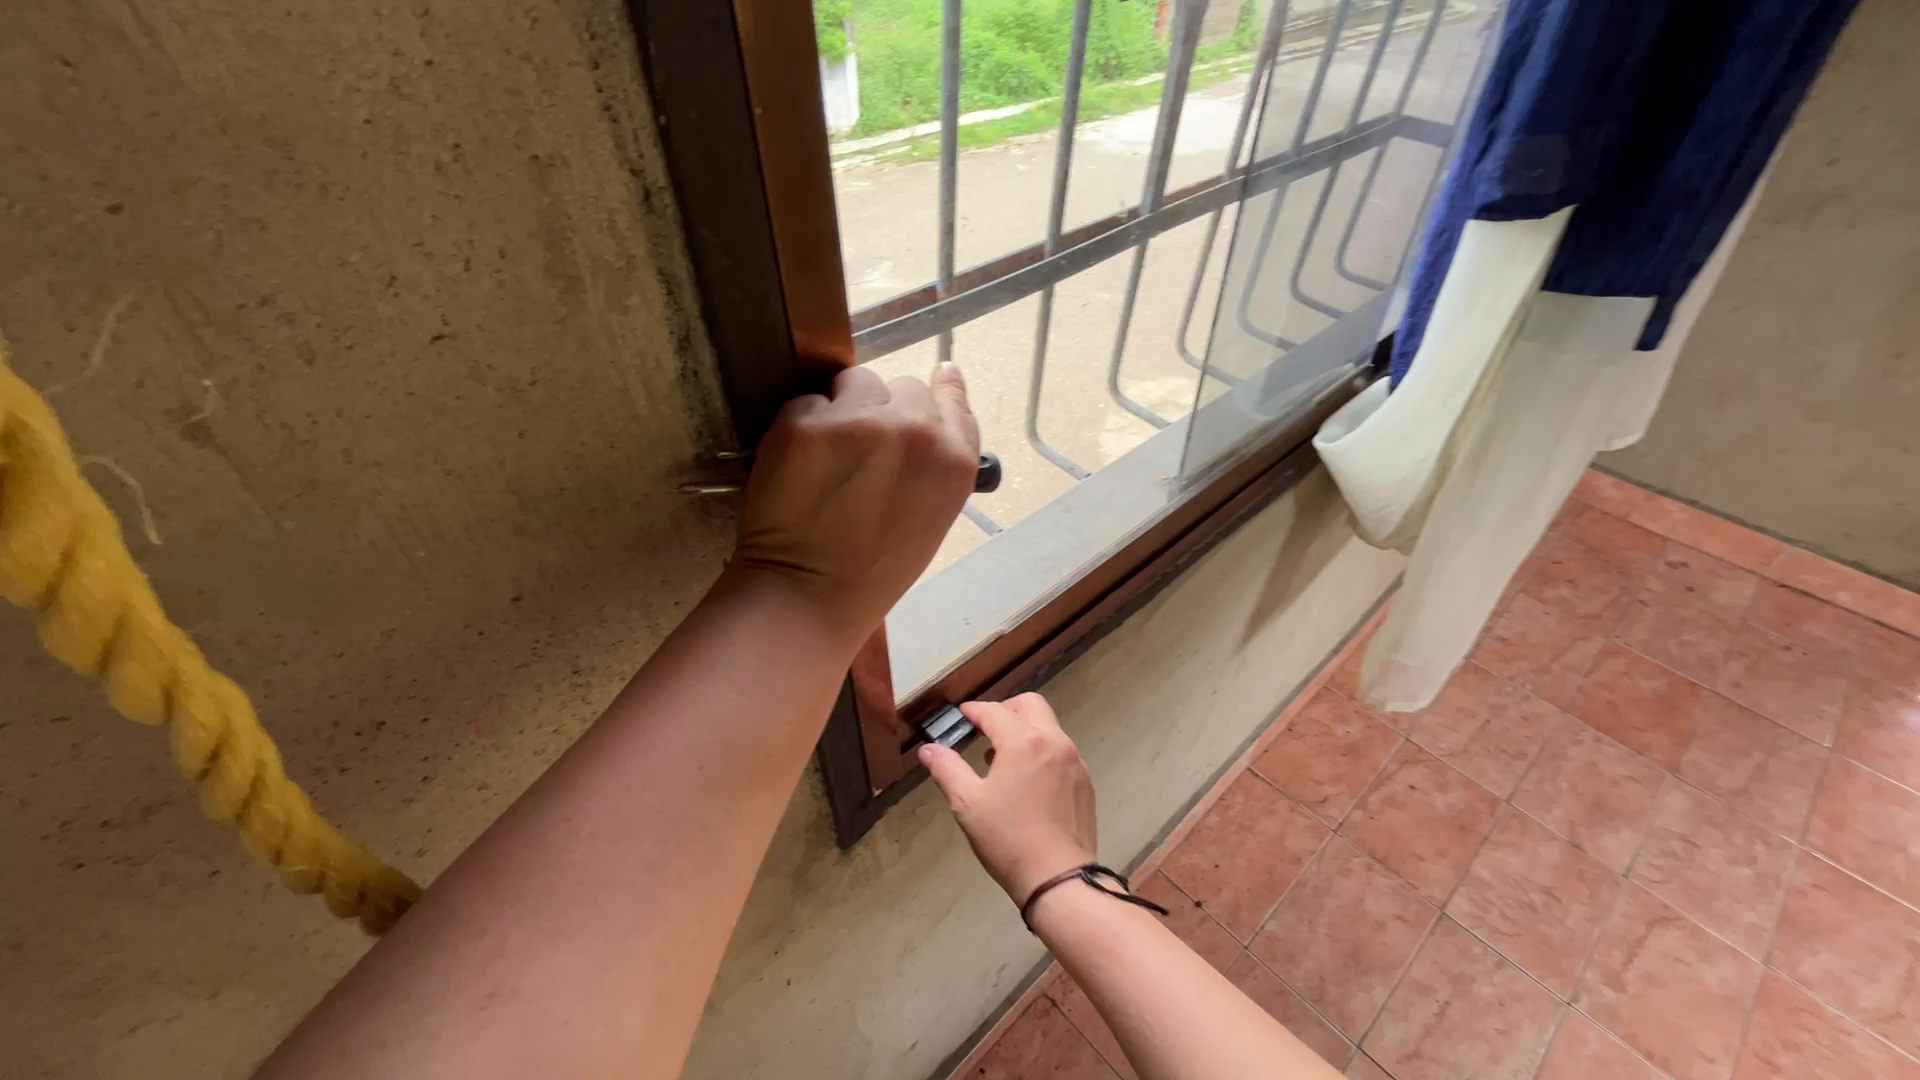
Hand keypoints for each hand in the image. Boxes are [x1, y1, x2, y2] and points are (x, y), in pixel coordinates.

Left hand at [733, 363, 978, 638]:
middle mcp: (914, 430)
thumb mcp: (933, 515)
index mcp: (953, 460)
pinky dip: (802, 427)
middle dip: (885, 410)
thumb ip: (939, 459)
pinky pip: (808, 401)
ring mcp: (859, 420)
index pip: (953, 399)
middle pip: (903, 387)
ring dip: (844, 407)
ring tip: (829, 457)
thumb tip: (942, 390)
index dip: (937, 394)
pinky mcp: (805, 420)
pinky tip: (800, 466)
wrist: (808, 594)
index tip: (926, 393)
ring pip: (855, 382)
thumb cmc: (876, 568)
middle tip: (863, 455)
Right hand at [918, 693, 1097, 903]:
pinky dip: (1042, 751)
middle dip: (1006, 709)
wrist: (1059, 878)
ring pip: (1049, 727)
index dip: (975, 710)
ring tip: (1003, 758)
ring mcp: (1075, 761)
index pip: (994, 712)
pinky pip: (1061, 751)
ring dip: (1025, 730)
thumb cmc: (1008, 839)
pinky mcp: (1085, 782)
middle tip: (986, 727)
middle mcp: (1054, 742)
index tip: (963, 714)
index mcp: (1023, 742)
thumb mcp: (968, 804)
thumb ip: (947, 769)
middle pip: (1031, 705)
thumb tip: (928, 749)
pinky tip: (1028, 781)